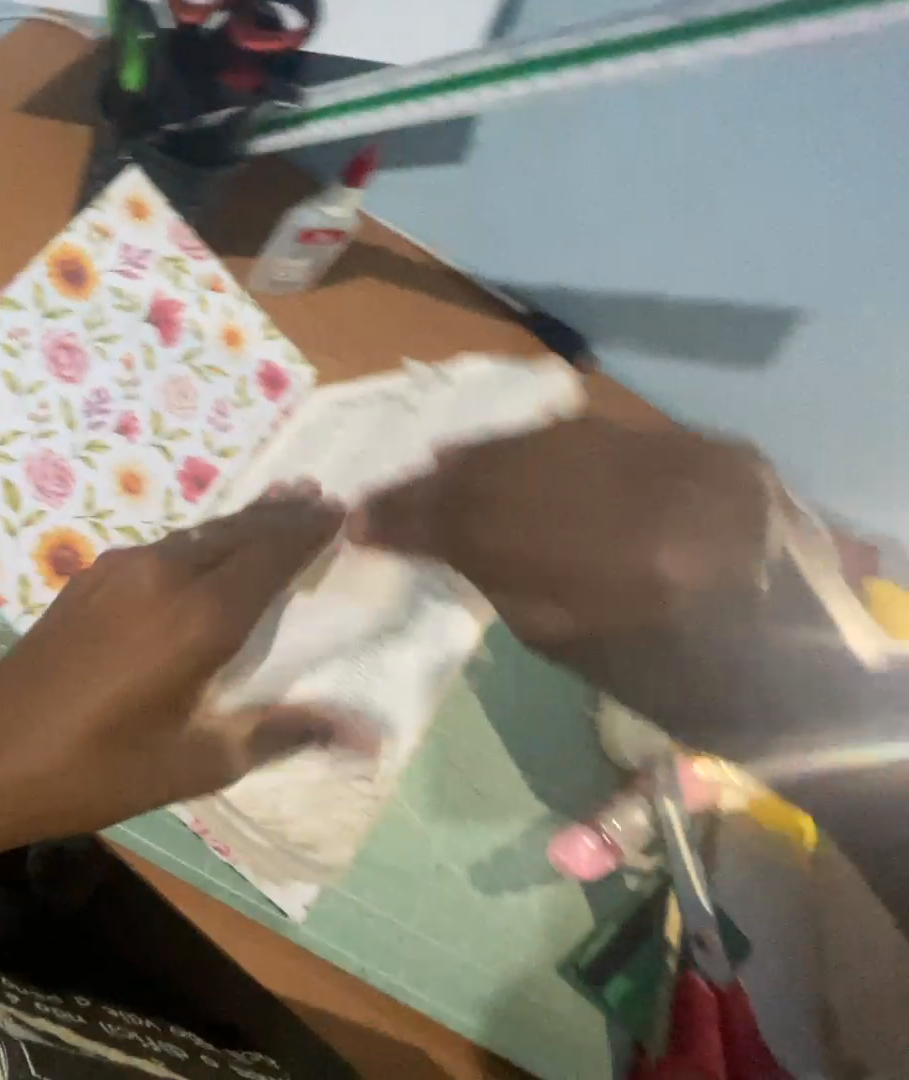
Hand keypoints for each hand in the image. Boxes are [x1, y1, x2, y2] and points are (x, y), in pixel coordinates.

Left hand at [0, 492, 370, 852]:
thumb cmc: (98, 770)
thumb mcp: (197, 762)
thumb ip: (280, 732)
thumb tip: (365, 731)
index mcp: (199, 617)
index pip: (270, 555)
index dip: (307, 531)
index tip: (339, 511)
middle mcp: (161, 576)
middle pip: (233, 533)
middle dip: (278, 517)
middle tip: (316, 501)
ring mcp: (116, 571)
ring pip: (192, 535)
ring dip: (235, 526)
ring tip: (272, 514)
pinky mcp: (86, 579)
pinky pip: (157, 550)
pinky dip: (194, 543)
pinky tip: (201, 553)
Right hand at [349, 418, 773, 646]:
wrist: (802, 672)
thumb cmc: (663, 678)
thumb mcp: (557, 638)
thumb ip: (488, 575)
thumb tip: (423, 534)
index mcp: (609, 576)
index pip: (475, 529)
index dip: (407, 521)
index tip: (357, 522)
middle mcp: (650, 501)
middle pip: (502, 475)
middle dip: (428, 485)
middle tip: (379, 496)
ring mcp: (687, 463)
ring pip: (543, 443)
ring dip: (474, 458)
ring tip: (429, 470)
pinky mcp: (709, 447)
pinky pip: (593, 435)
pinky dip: (533, 445)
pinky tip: (499, 456)